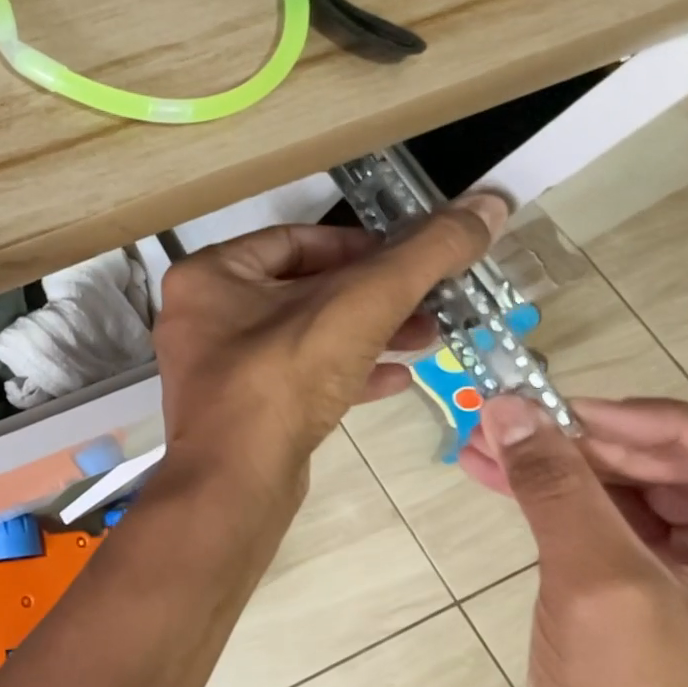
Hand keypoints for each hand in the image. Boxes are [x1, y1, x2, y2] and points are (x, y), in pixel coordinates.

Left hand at [149, 193, 501, 546]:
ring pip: (302, 334)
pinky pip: (293, 375)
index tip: (414, 259)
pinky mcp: (234, 405)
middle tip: (432, 304)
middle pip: (302, 288)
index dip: (361, 245)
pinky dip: (343, 372)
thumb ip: (425, 254)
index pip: (294, 240)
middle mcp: (200, 314)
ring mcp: (214, 364)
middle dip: (373, 296)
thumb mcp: (361, 305)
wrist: (234, 482)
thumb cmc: (282, 378)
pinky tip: (396, 379)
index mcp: (207, 275)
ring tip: (427, 338)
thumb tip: (487, 204)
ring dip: (367, 333)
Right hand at [465, 396, 687, 686]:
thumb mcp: (601, 588)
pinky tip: (500, 471)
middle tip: (527, 422)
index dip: (687, 426)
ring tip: (497, 439)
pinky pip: (627, 516)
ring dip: (576, 462)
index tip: (586, 412)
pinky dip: (565, 493)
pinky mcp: (675, 582)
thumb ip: (559, 491)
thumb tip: (507, 412)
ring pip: (662, 487)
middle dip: (613, 443)